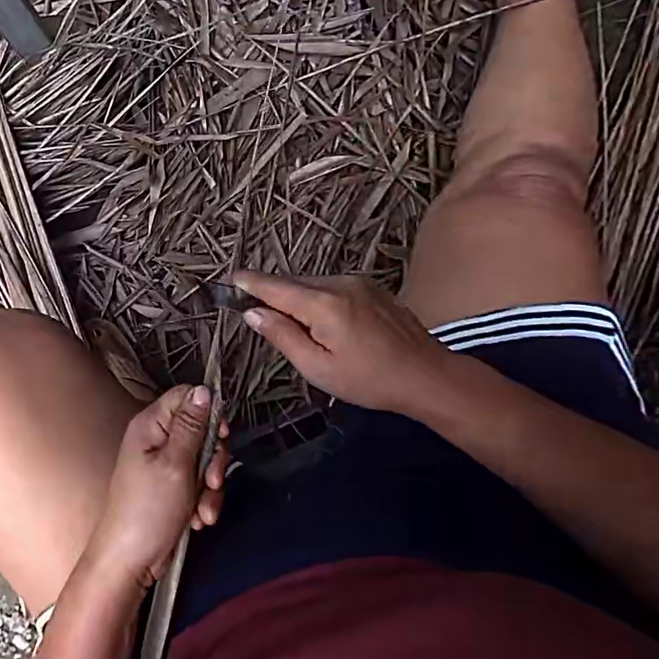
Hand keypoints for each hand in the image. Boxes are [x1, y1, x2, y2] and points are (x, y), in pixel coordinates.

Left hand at [85, 385, 230, 589]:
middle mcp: (156, 439)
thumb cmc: (148, 511)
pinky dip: (202, 501)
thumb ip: (192, 426)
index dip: (208, 412)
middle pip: (200, 430)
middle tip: (212, 481)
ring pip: (203, 460)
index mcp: (150, 425)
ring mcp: (163, 464)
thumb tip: (204, 390)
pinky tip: (197, 519)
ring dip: (209, 487)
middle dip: (213, 459)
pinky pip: (198, 483)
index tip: (222, 436)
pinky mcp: (171, 487)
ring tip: (202, 510)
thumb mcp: (176, 464)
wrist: (130, 562)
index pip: (185, 397)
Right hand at [232, 270, 449, 415]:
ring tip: (299, 329)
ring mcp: (358, 282)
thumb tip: (252, 312)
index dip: (250, 282)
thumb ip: (282, 336)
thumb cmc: (370, 380)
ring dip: (298, 299)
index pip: (274, 287)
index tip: (231, 278)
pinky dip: (318, 299)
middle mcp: (339, 284)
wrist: (427, 375)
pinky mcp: (371, 287)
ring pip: (313, 284)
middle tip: (259, 314)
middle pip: (293, 284)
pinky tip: (325, 324)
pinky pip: (332, 287)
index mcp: (322, 304)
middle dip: (274, 295)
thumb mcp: (318, 368)